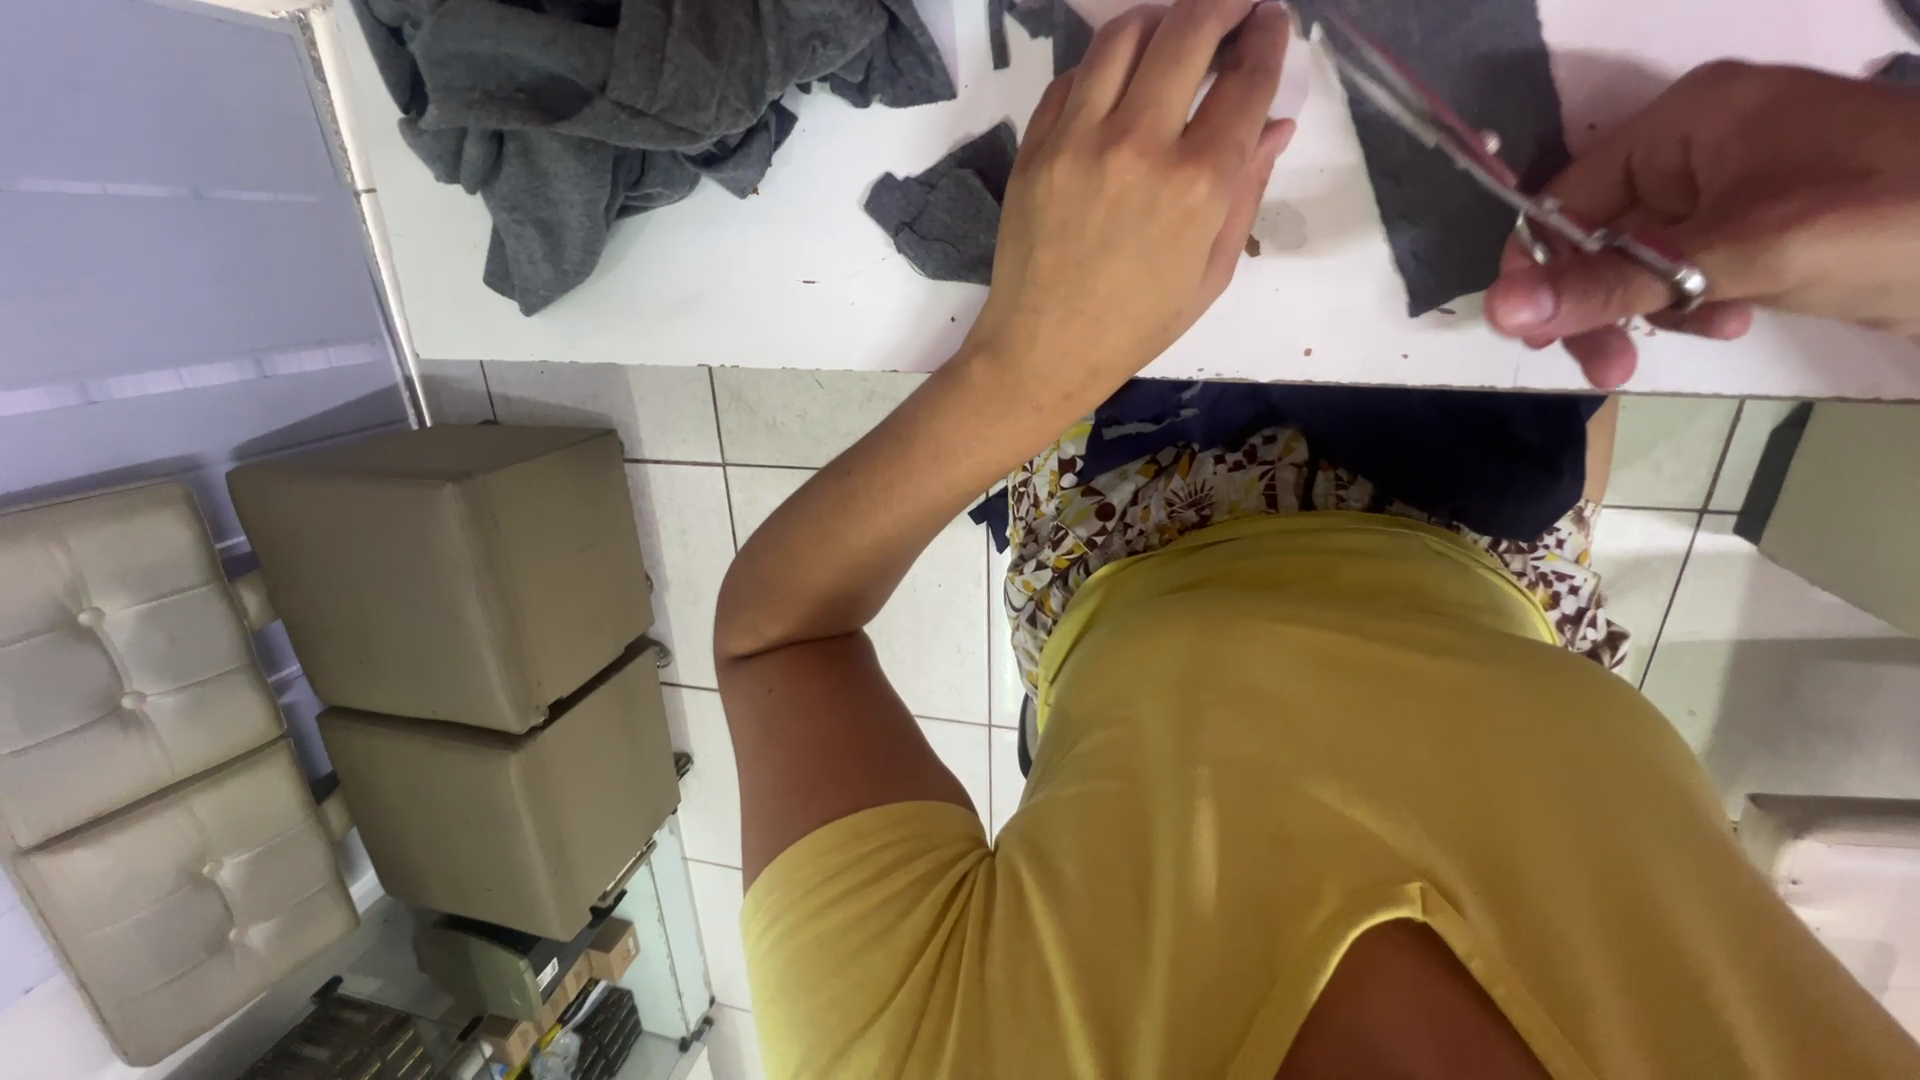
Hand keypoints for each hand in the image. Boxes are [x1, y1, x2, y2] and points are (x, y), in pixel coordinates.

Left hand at [963, 0, 1294, 400]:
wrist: (1043, 351)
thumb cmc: (1134, 326)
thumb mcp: (1210, 274)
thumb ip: (1247, 192)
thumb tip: (1277, 125)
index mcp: (1197, 185)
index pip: (1246, 79)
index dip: (1268, 37)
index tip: (1271, 20)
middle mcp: (1139, 145)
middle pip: (1188, 29)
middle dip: (1222, 1)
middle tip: (1234, 4)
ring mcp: (1078, 141)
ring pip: (1123, 35)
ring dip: (1160, 17)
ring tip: (1176, 26)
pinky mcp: (1036, 148)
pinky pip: (1073, 77)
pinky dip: (1104, 63)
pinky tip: (1119, 75)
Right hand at [1484, 61, 1919, 388]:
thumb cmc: (1897, 223)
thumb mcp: (1737, 257)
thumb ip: (1608, 284)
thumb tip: (1494, 312)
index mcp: (1688, 120)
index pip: (1562, 200)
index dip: (1538, 270)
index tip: (1541, 336)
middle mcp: (1697, 144)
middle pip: (1591, 235)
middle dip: (1595, 301)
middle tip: (1604, 366)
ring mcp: (1729, 183)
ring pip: (1630, 260)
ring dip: (1643, 310)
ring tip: (1697, 333)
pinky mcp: (1757, 222)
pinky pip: (1678, 269)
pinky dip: (1687, 303)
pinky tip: (1729, 319)